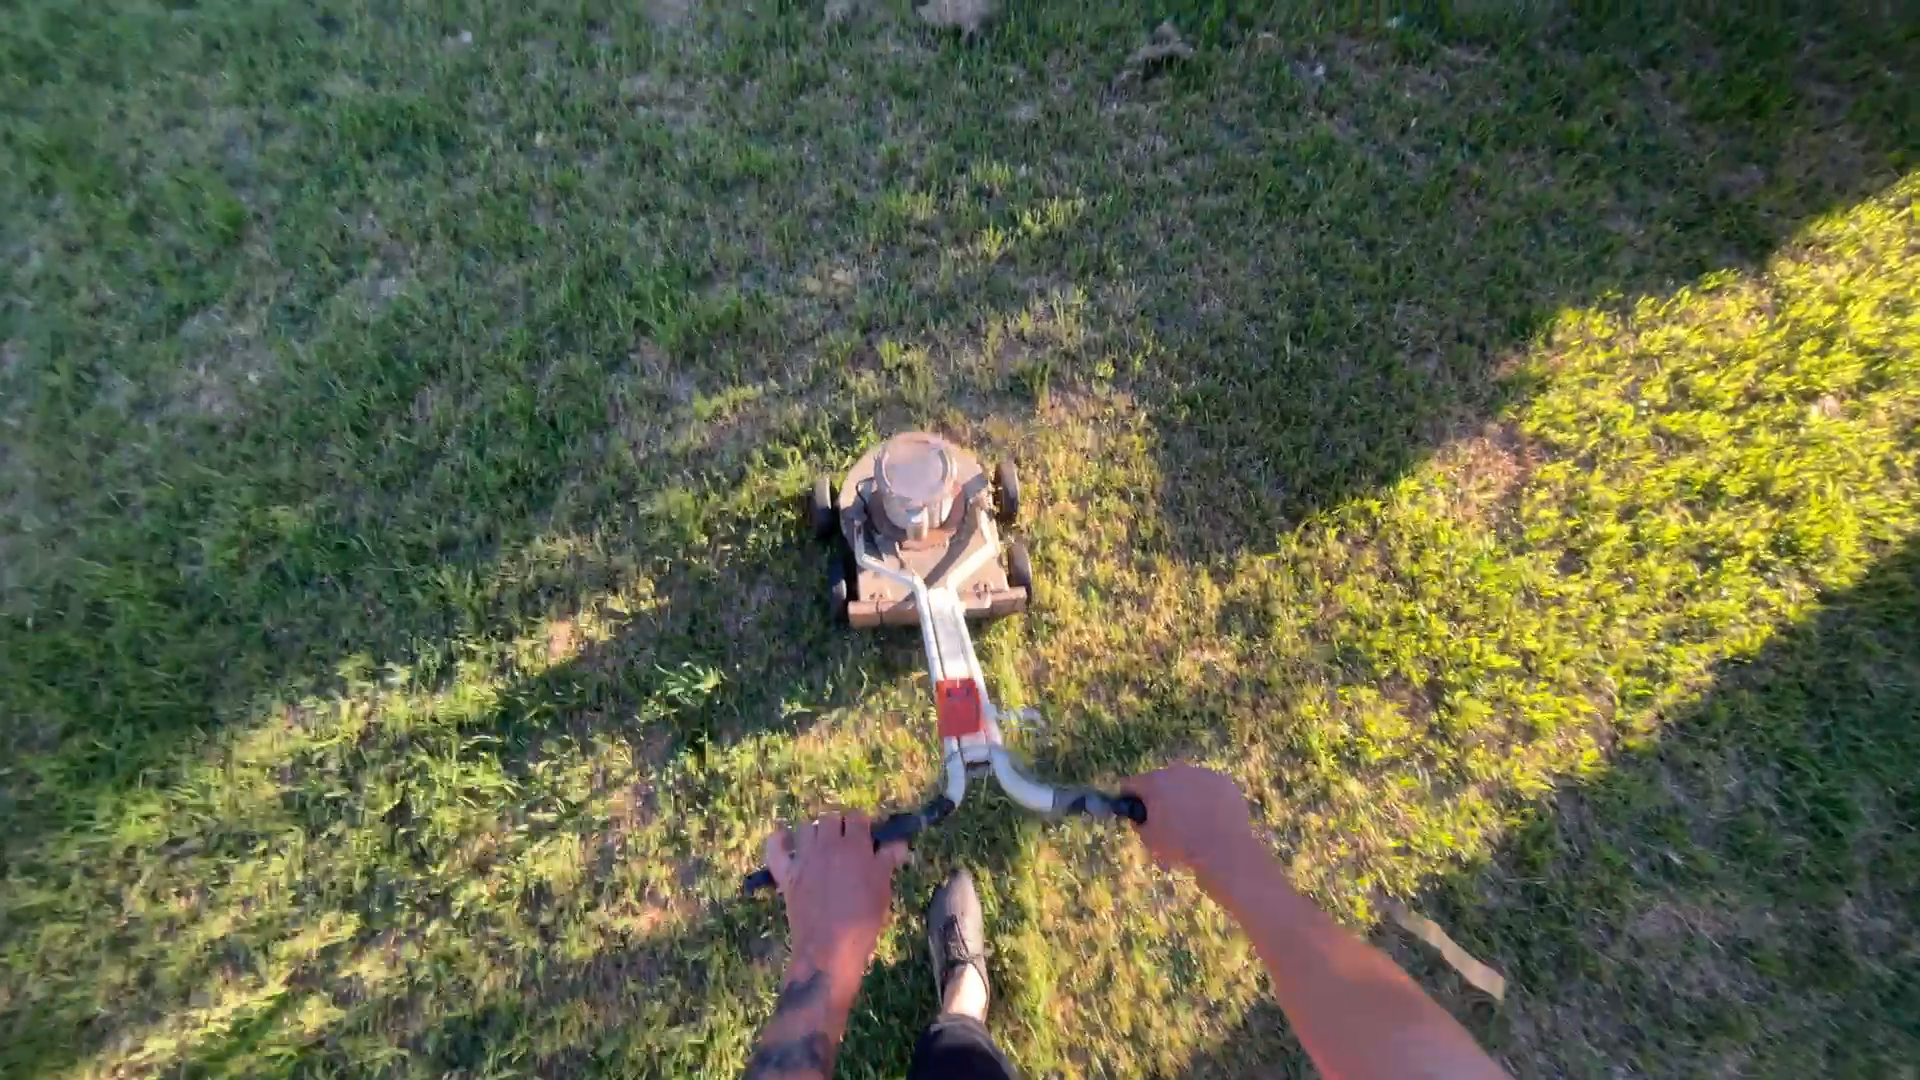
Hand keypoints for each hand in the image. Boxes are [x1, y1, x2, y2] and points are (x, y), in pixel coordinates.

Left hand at [764, 813, 909, 978]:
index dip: (862, 823)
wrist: (829, 950)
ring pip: (805, 828)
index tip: (866, 835)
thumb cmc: (863, 920)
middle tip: (846, 842)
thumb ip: (887, 860)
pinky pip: (775, 850)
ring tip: (822, 846)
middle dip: (839, 825)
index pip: (857, 816)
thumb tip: (898, 842)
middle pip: (830, 818)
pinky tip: (785, 840)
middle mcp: (828, 845)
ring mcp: (804, 859)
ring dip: (814, 832)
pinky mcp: (786, 875)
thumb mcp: (882, 889)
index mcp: (854, 846)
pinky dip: (778, 842)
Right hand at [1124, 765, 1263, 885]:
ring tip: (1194, 822)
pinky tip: (1212, 819)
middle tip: (1167, 821)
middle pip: (1159, 781)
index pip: (1130, 784)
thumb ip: (1139, 822)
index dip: (1128, 799)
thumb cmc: (1182, 847)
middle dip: (1160, 797)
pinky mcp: (1223, 781)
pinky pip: (1208, 788)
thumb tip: (1140, 815)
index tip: (1135, 812)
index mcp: (1153, 782)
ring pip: (1186, 783)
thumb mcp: (1149, 840)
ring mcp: (1202, 774)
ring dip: (1184, 796)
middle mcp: (1176, 771)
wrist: (1225, 852)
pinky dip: (1207, 799)